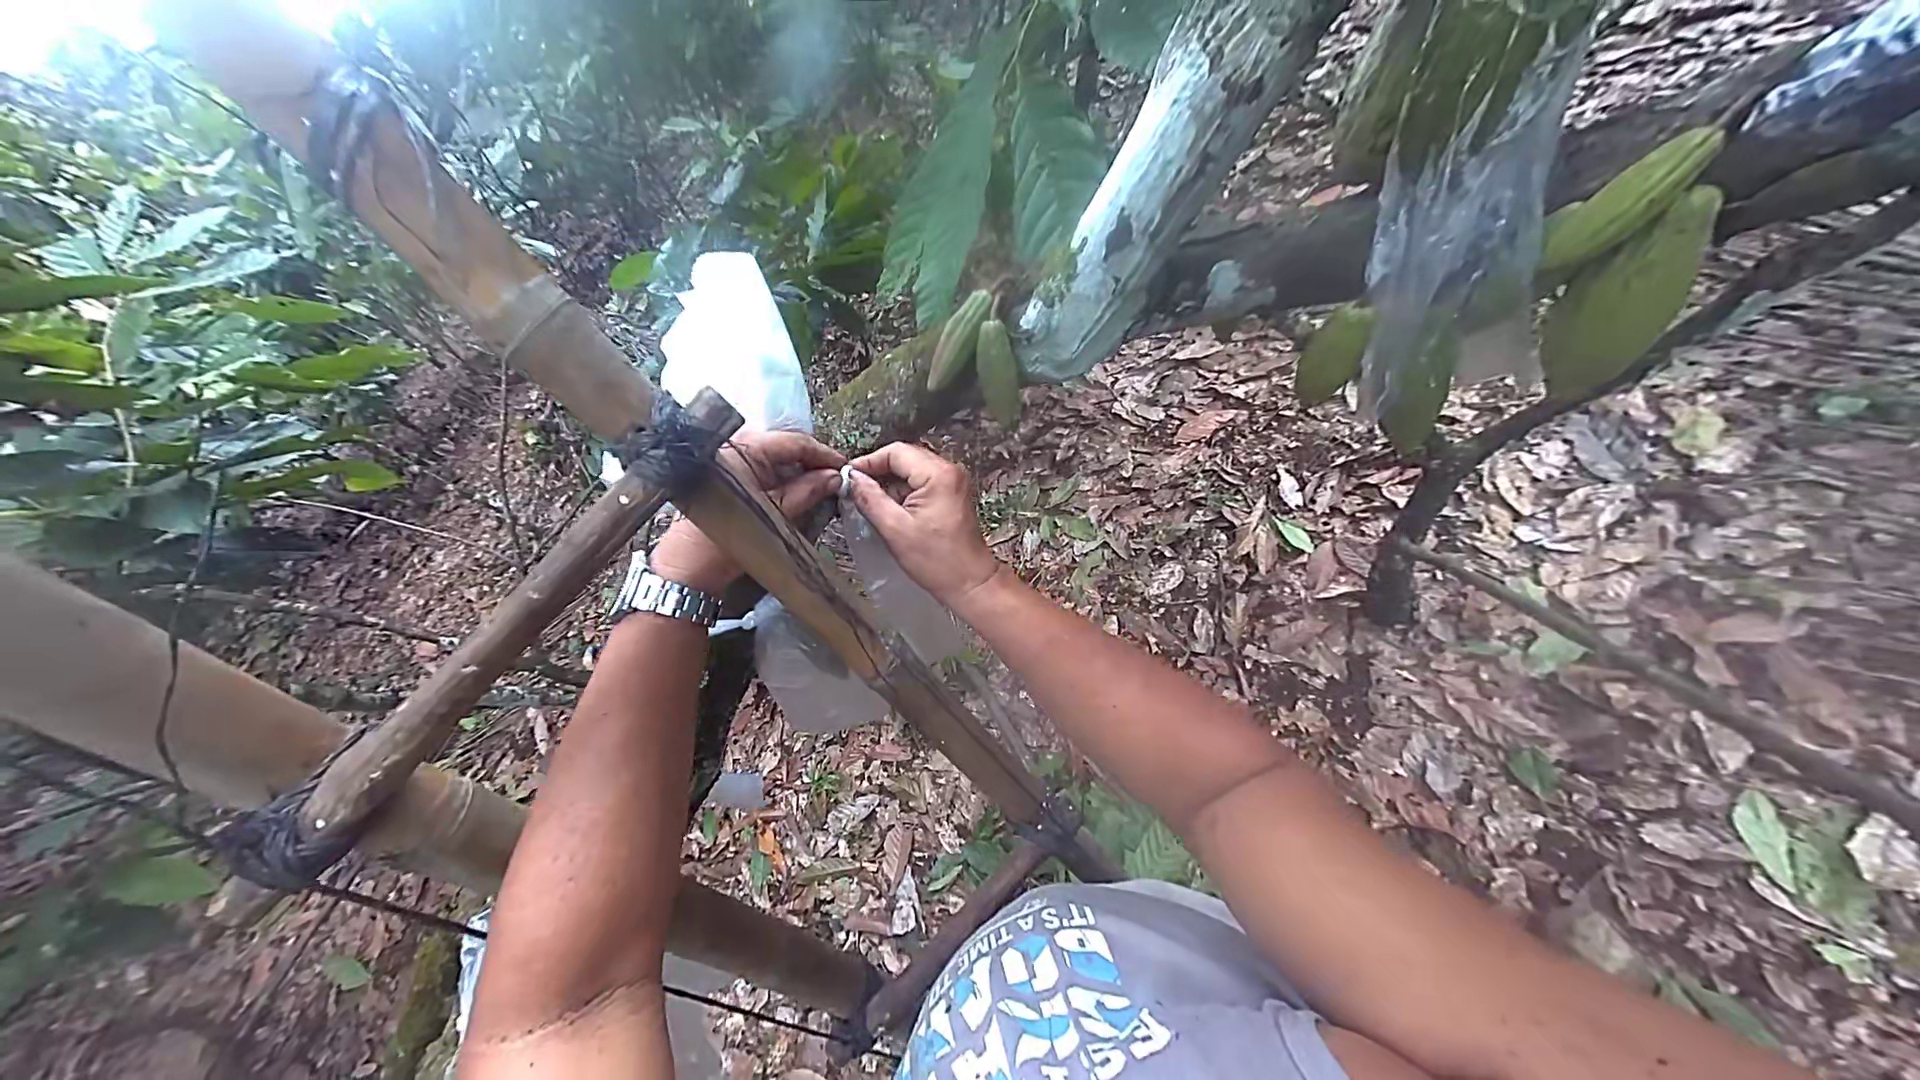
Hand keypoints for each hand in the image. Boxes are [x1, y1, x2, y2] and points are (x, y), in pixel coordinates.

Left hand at [648, 429, 843, 592]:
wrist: (686, 570)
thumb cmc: (724, 543)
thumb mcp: (774, 515)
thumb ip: (807, 491)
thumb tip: (836, 478)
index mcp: (742, 450)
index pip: (794, 442)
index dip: (824, 454)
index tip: (846, 468)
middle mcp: (734, 448)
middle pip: (785, 447)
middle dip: (814, 463)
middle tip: (838, 480)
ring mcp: (729, 462)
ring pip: (776, 460)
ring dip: (800, 473)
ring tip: (824, 488)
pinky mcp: (728, 478)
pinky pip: (763, 471)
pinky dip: (784, 480)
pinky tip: (801, 493)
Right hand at [844, 442, 1000, 608]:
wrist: (970, 582)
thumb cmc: (936, 560)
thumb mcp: (895, 529)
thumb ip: (870, 499)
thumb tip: (852, 479)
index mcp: (939, 474)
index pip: (896, 452)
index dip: (868, 462)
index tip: (848, 477)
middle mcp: (950, 470)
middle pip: (904, 458)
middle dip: (878, 472)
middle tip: (856, 490)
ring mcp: (953, 481)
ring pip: (911, 471)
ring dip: (890, 484)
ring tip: (870, 503)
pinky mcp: (952, 494)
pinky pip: (921, 483)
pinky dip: (903, 493)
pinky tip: (890, 510)